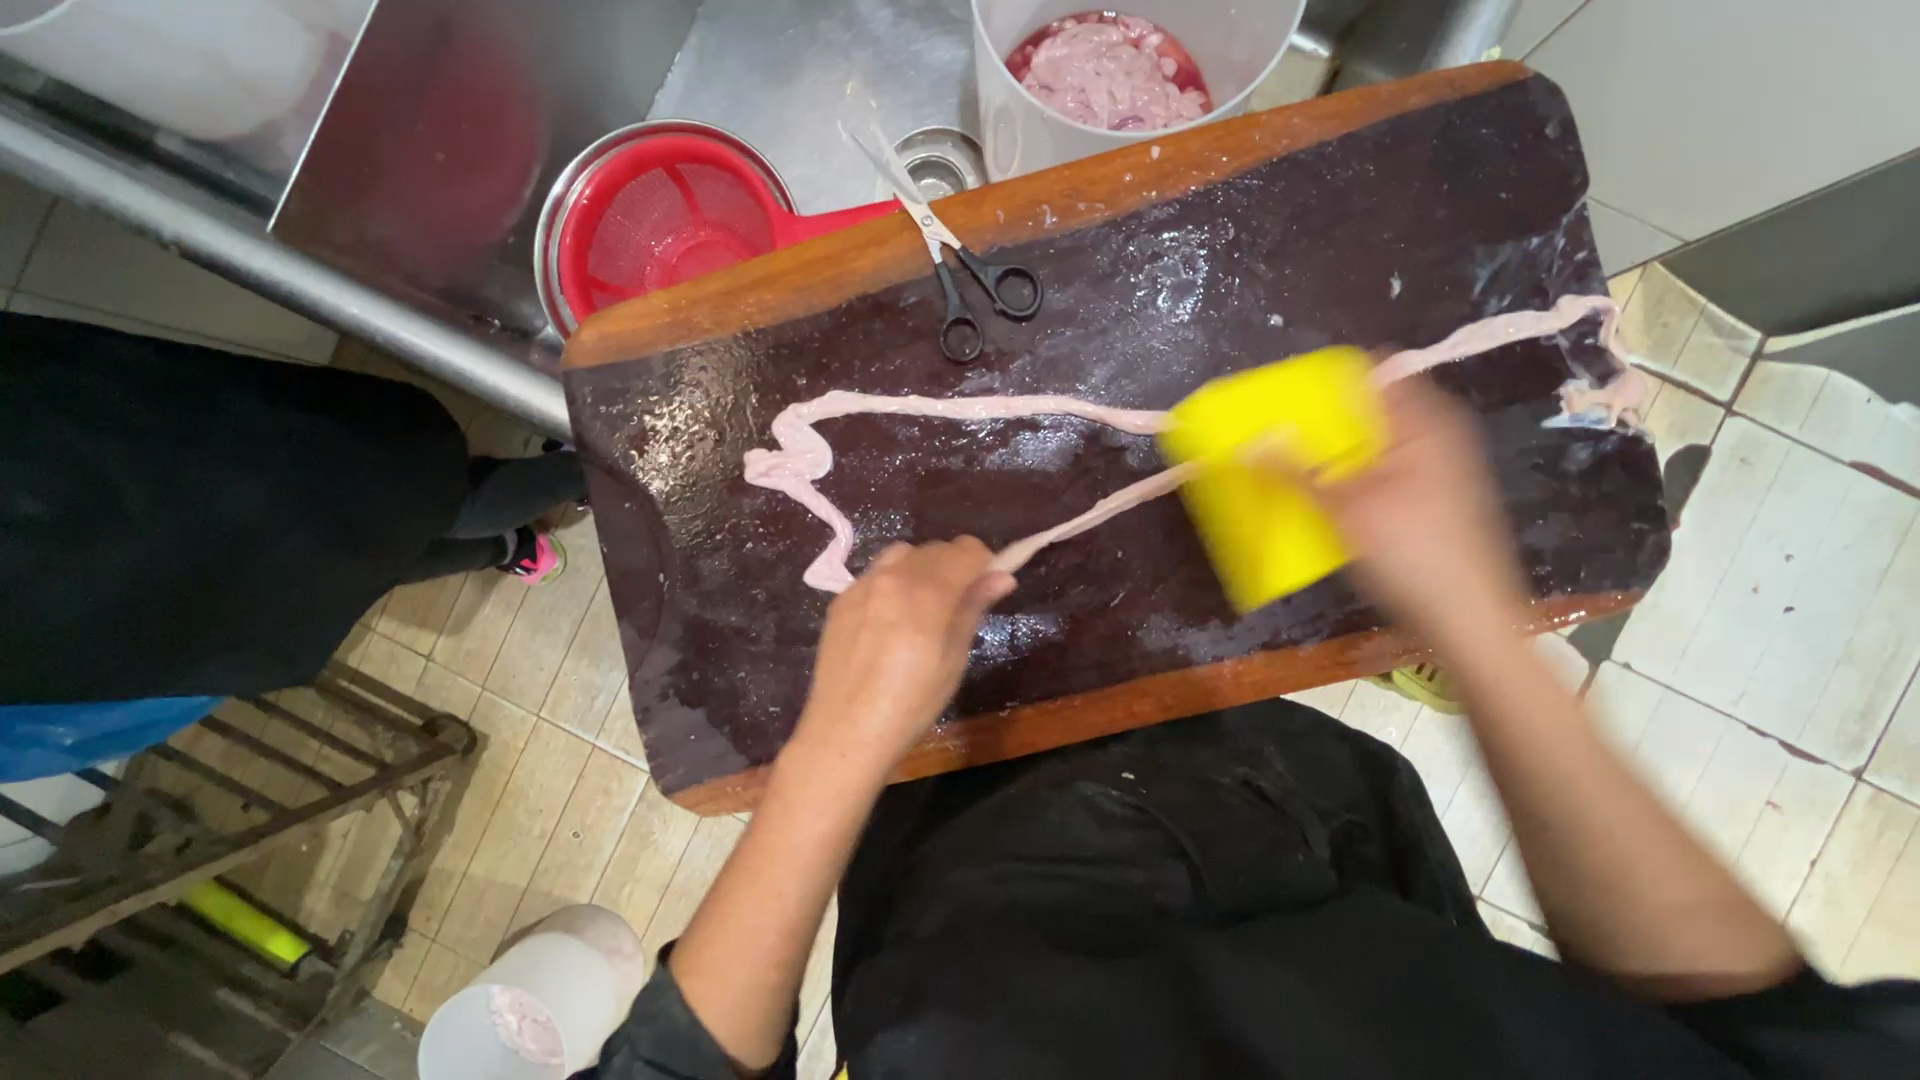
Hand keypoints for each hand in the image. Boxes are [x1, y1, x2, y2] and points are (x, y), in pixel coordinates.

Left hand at [791, 538, 1015, 776]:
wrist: (846, 731)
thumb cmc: (911, 703)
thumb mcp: (953, 659)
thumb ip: (973, 609)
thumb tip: (1002, 576)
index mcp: (926, 591)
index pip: (966, 551)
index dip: (985, 564)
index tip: (988, 587)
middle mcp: (893, 577)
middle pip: (935, 549)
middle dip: (955, 566)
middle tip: (961, 603)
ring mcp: (862, 585)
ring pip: (903, 555)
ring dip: (923, 569)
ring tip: (925, 606)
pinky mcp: (841, 600)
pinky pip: (876, 574)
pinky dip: (894, 582)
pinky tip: (892, 619)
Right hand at [1298, 378, 1530, 643]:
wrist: (1469, 620)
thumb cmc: (1414, 554)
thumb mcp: (1346, 510)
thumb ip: (1294, 472)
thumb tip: (1246, 444)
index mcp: (1425, 422)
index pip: (1376, 370)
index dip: (1330, 377)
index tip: (1286, 395)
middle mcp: (1436, 436)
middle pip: (1371, 410)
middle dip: (1322, 421)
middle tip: (1276, 433)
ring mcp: (1438, 470)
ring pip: (1374, 446)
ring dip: (1332, 455)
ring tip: (1288, 468)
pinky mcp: (1432, 501)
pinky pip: (1382, 474)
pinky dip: (1351, 480)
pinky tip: (1323, 502)